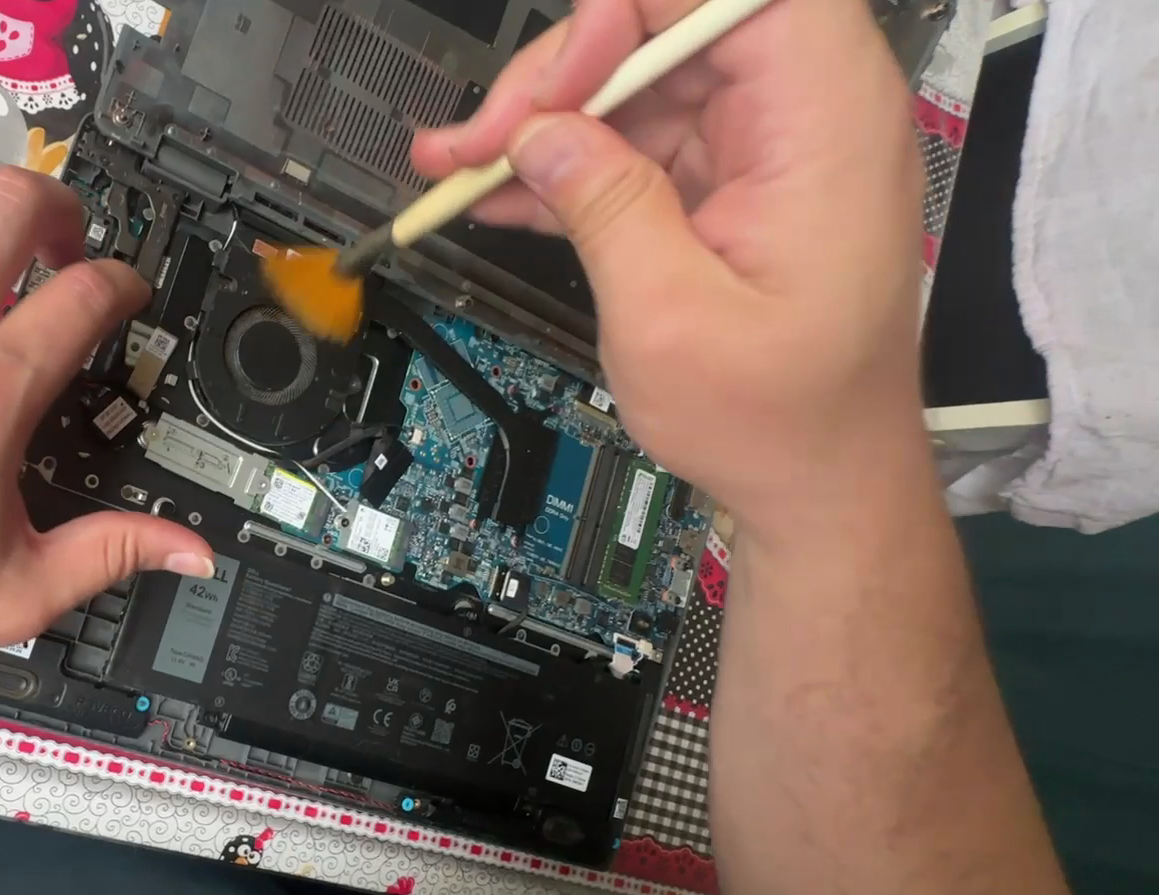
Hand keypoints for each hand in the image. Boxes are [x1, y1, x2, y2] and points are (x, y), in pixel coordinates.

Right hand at [411, 0, 927, 539]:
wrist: (806, 475)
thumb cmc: (765, 414)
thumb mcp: (668, 317)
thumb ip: (606, 209)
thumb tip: (539, 136)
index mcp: (819, 121)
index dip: (620, 21)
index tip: (540, 103)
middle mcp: (794, 115)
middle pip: (663, 37)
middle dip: (554, 84)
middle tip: (465, 148)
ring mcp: (750, 154)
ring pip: (630, 96)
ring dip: (537, 131)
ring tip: (449, 169)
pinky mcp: (714, 194)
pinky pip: (626, 156)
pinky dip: (558, 176)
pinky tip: (493, 196)